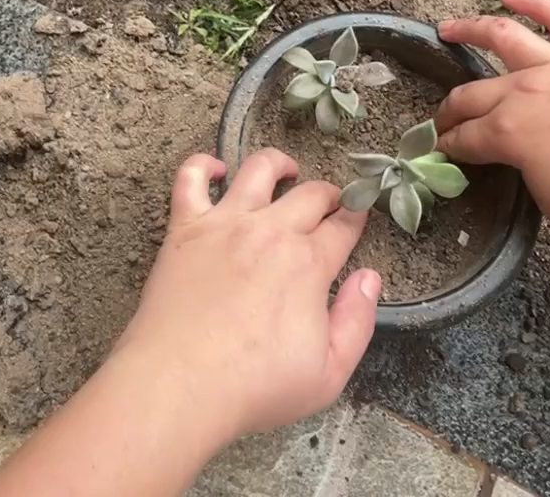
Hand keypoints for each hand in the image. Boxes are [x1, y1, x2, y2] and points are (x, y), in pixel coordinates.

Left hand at [108, 151, 380, 444]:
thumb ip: (357, 322)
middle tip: (330, 202)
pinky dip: (203, 165)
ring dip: (278, 164)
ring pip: (258, 169)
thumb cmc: (254, 386)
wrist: (179, 383)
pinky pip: (191, 177)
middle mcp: (270, 230)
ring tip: (286, 171)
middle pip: (310, 193)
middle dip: (328, 193)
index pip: (342, 227)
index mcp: (308, 263)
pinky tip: (216, 170)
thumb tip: (370, 278)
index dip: (355, 217)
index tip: (359, 213)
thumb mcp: (328, 374)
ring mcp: (225, 222)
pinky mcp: (185, 225)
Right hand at [435, 0, 549, 232]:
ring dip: (467, 29)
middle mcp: (522, 92)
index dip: (447, 149)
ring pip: (500, 37)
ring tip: (446, 28)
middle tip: (441, 121)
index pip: (464, 140)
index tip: (440, 153)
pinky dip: (531, 2)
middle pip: (470, 96)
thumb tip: (524, 161)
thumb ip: (528, 178)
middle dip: (447, 111)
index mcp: (509, 134)